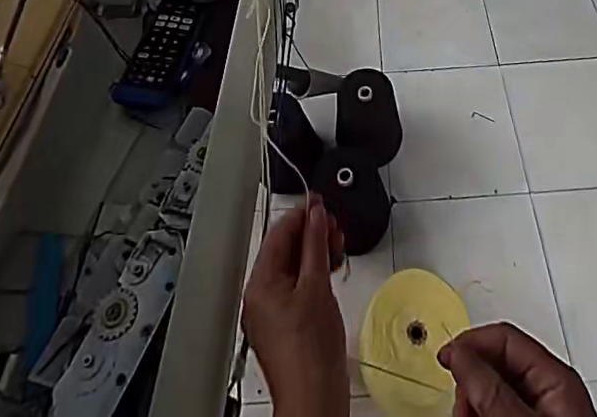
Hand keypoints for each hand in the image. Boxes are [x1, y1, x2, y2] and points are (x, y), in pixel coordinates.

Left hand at [242, 199, 348, 416]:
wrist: (314, 394)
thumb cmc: (310, 350)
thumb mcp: (317, 284)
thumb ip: (316, 244)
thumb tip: (315, 216)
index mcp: (260, 285)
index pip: (278, 234)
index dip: (301, 214)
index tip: (319, 201)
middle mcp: (260, 296)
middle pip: (284, 248)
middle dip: (311, 233)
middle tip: (333, 225)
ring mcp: (272, 309)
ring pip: (293, 265)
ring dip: (315, 250)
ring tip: (336, 246)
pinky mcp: (286, 319)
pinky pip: (297, 283)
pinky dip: (314, 270)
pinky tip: (331, 267)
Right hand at [437, 323, 596, 416]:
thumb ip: (492, 386)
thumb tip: (461, 351)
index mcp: (556, 378)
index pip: (505, 336)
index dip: (471, 340)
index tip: (445, 355)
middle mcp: (549, 392)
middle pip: (495, 365)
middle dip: (470, 381)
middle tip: (463, 405)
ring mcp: (539, 414)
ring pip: (490, 392)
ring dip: (471, 403)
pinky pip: (494, 411)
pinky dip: (478, 415)